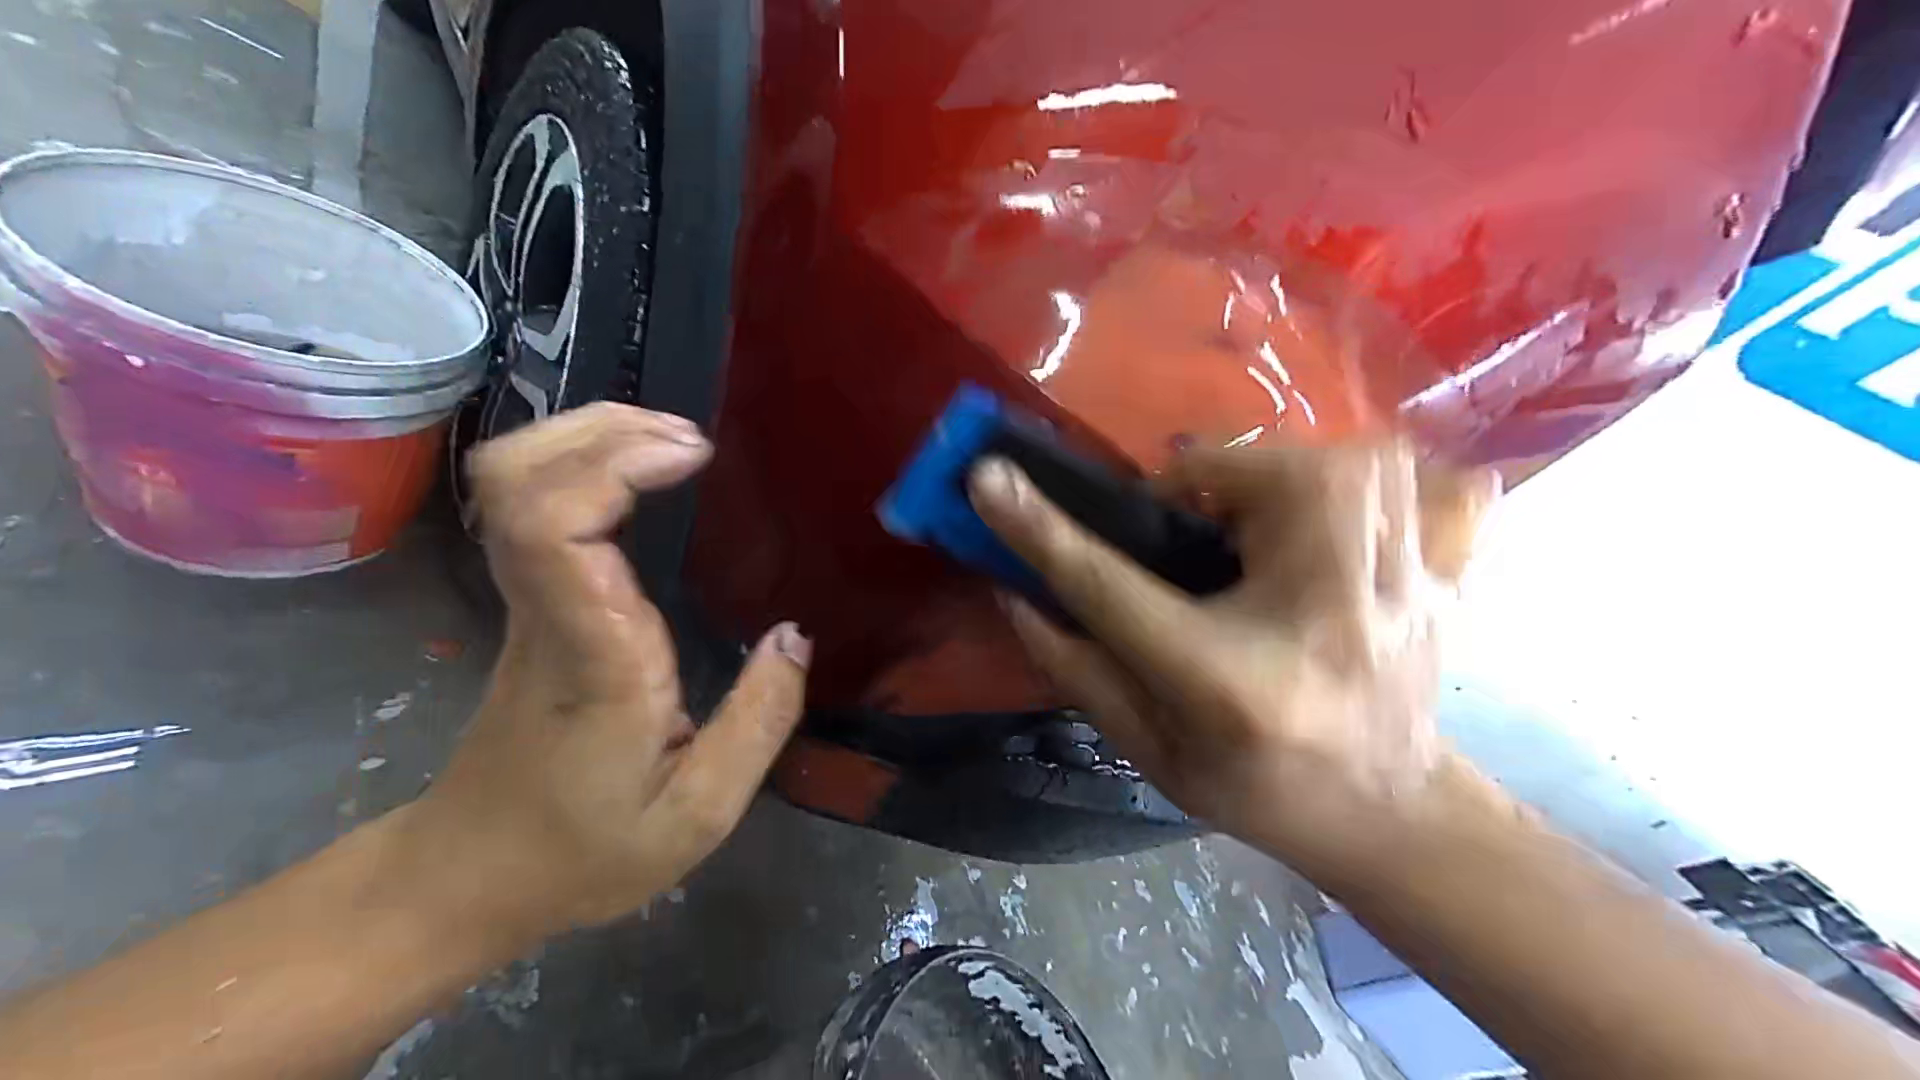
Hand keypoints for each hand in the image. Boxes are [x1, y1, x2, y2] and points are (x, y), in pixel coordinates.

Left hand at [403, 404, 810, 941]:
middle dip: (599, 429)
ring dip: (589, 439)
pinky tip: (642, 477)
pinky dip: (586, 467)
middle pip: (517, 478)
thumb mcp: (700, 812)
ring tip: (672, 443)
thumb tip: (794, 636)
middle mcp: (545, 609)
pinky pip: (536, 506)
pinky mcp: (528, 604)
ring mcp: (524, 601)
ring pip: (514, 483)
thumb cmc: (582, 851)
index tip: (692, 454)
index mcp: (591, 653)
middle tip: (687, 437)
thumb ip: (759, 722)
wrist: (468, 876)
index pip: (555, 526)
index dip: (613, 464)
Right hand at [969, 441, 1496, 876]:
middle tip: (1186, 517)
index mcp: (1227, 682)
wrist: (1393, 814)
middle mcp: (1320, 622)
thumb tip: (1015, 590)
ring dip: (1276, 474)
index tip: (987, 477)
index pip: (1111, 585)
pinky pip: (1406, 478)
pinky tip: (1324, 518)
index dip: (1040, 527)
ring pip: (1343, 462)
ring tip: (1249, 518)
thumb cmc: (1255, 787)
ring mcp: (1400, 593)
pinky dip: (1350, 477)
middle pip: (1262, 483)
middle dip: (1205, 480)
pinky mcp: (1440, 574)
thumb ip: (1075, 667)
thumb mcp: (1147, 748)